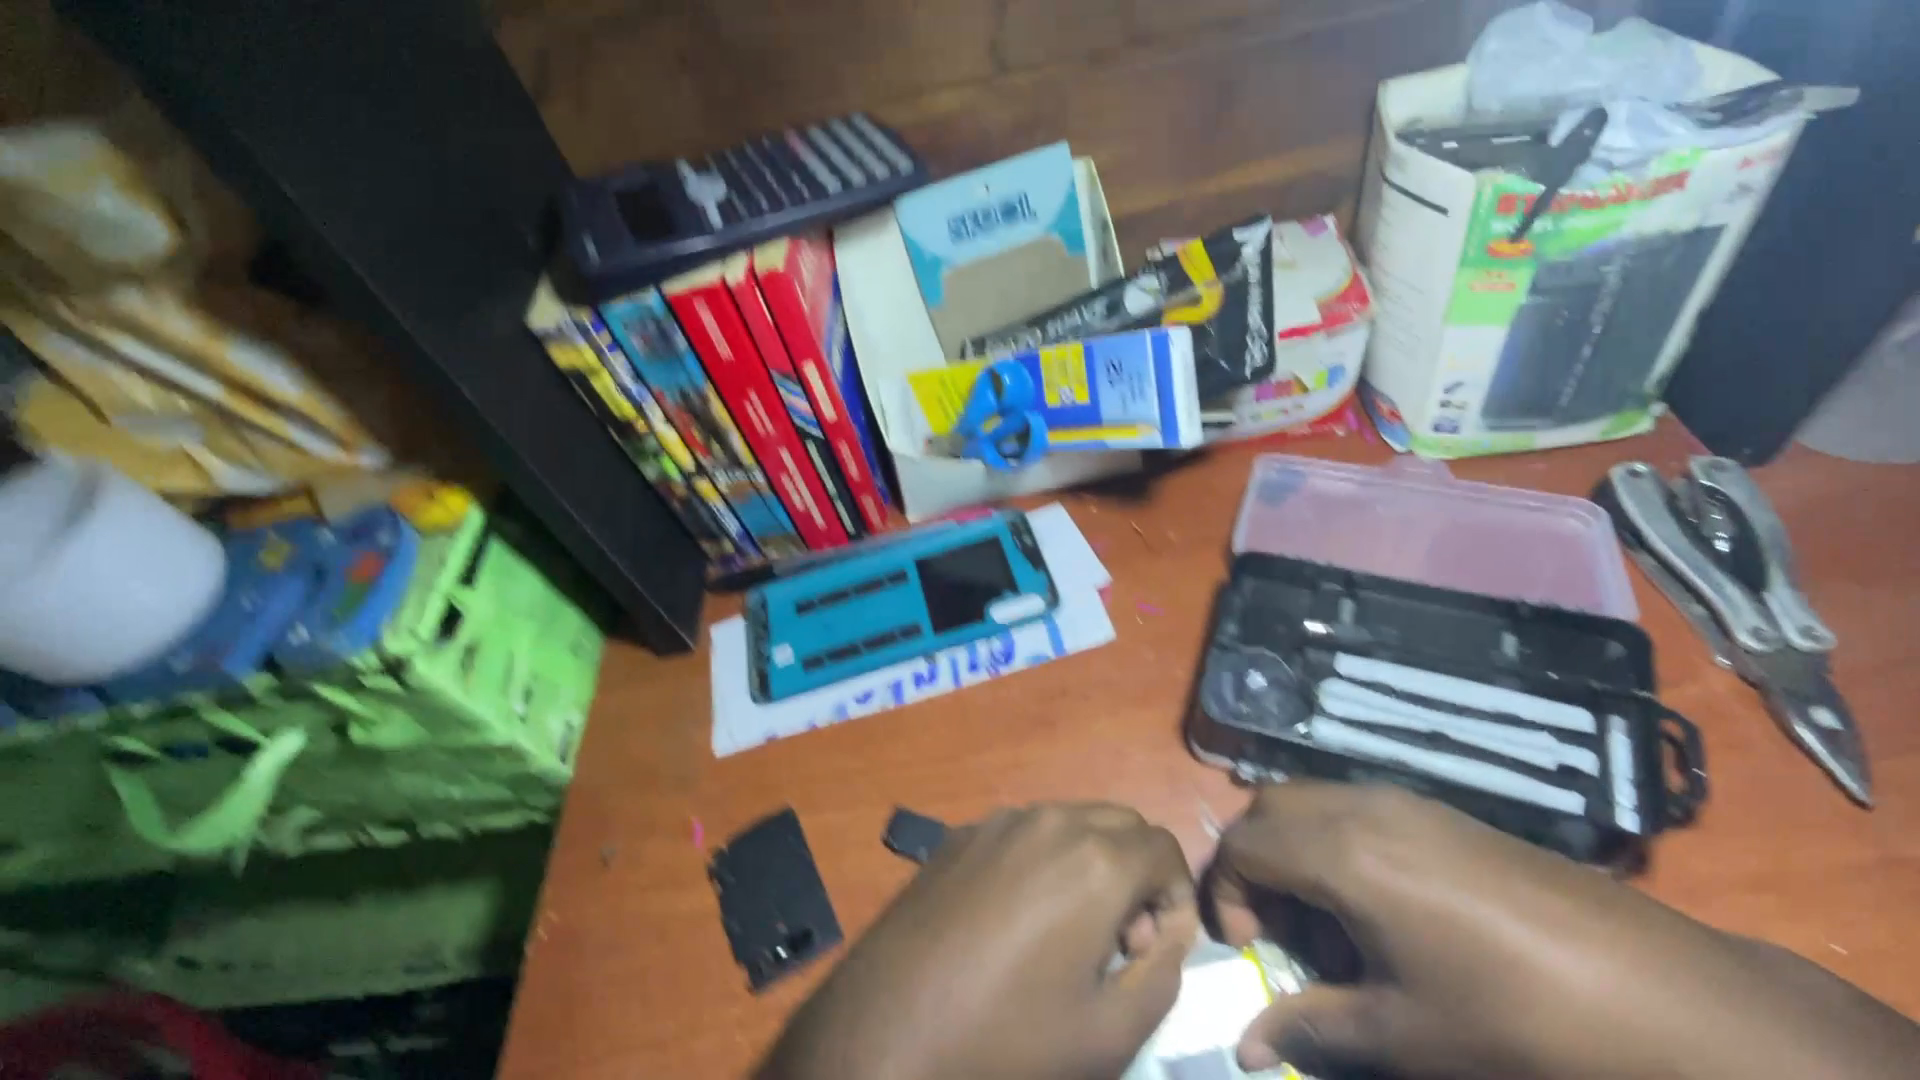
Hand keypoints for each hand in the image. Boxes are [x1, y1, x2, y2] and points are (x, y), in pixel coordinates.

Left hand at [761, 803, 1198, 1079]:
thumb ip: (1163, 976)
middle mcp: (1048, 821)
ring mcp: (995, 823)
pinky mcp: (955, 837)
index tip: (1159, 948)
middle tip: (1120, 942)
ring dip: (1091, 863)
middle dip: (1137, 874)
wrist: (884, 1033)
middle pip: (1121, 825)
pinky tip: (1016, 918)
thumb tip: (1165, 937)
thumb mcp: (1110, 1033)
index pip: (1165, 849)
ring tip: (1069, 931)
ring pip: (1070, 822)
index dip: (1177, 898)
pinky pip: (1022, 833)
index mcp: (1095, 860)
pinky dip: (1043, 860)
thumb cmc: (1006, 1037)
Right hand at [1207, 782, 1919, 1078]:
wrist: (1655, 993)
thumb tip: (1244, 1049)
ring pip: (1313, 803)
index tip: (1254, 949)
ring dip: (1297, 855)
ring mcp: (1409, 804)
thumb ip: (1309, 1027)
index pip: (1243, 844)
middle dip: (1253, 863)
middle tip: (1279, 930)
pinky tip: (1387, 916)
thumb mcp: (1400, 1034)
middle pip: (1269, 808)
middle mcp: (1364, 807)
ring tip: (1337, 931)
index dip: (1226, 893)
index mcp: (1342, 852)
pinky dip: (1339, 849)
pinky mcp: (1446, 815)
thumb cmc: (1509, 1015)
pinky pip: (1359, 811)